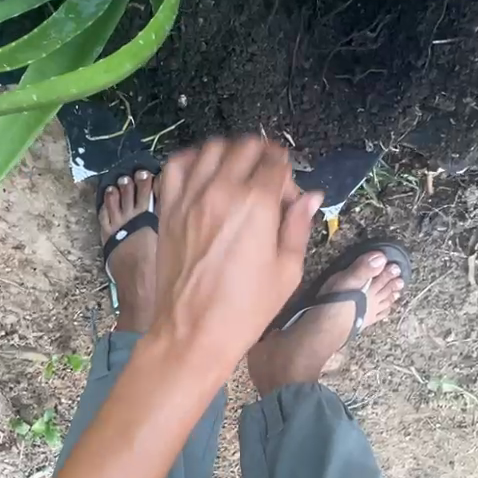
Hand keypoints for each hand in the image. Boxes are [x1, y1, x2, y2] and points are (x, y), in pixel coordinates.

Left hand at [149, 136, 320, 377]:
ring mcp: (190, 197)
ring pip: (212, 148)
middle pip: (246, 147)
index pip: (277, 163)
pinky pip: (177, 165)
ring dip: (230, 153)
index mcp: (258, 204)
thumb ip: (298, 226)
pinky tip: (204, 174)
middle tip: (267, 179)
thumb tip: (309, 197)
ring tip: (237, 173)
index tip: (288, 196)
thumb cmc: (246, 309)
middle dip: (263, 157)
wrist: (194, 331)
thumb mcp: (288, 271)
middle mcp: (222, 191)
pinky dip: (193, 160)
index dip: (288, 176)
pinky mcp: (168, 209)